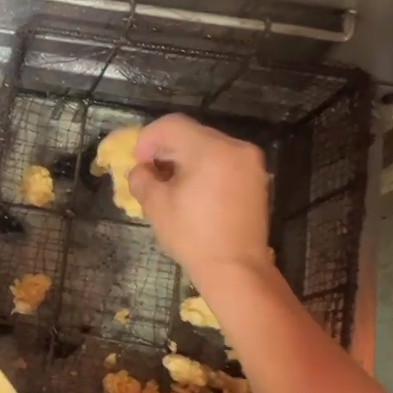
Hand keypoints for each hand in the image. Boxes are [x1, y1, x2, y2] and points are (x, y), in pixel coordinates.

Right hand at [127, 113, 271, 280]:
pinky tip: (191, 190)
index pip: (172, 125)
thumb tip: (141, 170)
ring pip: (207, 146)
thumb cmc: (192, 236)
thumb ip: (142, 179)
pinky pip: (222, 160)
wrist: (235, 267)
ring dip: (183, 158)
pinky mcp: (255, 177)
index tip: (137, 162)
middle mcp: (235, 148)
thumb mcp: (156, 206)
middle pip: (191, 133)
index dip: (147, 138)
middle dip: (165, 148)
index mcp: (210, 151)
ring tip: (170, 184)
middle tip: (150, 173)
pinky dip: (202, 167)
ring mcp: (249, 162)